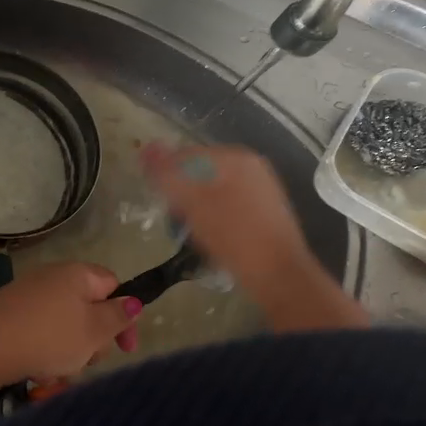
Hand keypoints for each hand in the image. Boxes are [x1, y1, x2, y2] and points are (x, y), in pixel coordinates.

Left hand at [0, 262, 140, 381]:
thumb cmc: (51, 335)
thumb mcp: (94, 329)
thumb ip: (117, 316)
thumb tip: (133, 300)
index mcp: (76, 274)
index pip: (112, 284)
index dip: (124, 314)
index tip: (125, 347)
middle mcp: (52, 278)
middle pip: (89, 310)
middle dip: (93, 341)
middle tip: (86, 358)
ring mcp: (31, 296)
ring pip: (67, 330)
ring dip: (70, 355)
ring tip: (59, 369)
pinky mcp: (14, 314)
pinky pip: (43, 336)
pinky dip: (46, 354)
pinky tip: (40, 371)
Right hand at [141, 143, 309, 291]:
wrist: (279, 276)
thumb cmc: (233, 236)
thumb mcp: (192, 202)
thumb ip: (166, 173)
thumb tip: (145, 150)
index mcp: (234, 157)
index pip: (184, 154)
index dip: (165, 173)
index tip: (157, 196)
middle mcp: (250, 165)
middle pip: (199, 169)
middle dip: (182, 187)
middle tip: (173, 212)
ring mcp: (261, 185)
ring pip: (211, 185)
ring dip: (196, 200)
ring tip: (191, 225)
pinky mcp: (265, 207)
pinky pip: (227, 198)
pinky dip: (213, 209)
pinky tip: (211, 230)